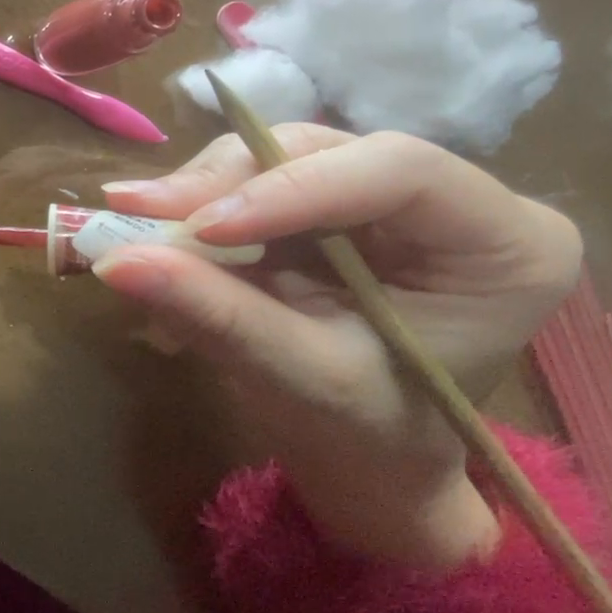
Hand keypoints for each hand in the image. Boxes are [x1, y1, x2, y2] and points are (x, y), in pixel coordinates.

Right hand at [96, 126, 581, 568]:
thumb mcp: (299, 379)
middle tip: (133, 210)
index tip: (198, 228)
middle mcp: (445, 202)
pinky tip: (151, 234)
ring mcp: (375, 199)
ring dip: (194, 191)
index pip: (397, 171)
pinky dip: (190, 209)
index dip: (289, 186)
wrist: (365, 461)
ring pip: (270, 156)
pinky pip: (243, 183)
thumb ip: (216, 315)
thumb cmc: (366, 436)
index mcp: (499, 246)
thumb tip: (112, 262)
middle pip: (319, 151)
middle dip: (221, 182)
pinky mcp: (320, 207)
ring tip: (130, 225)